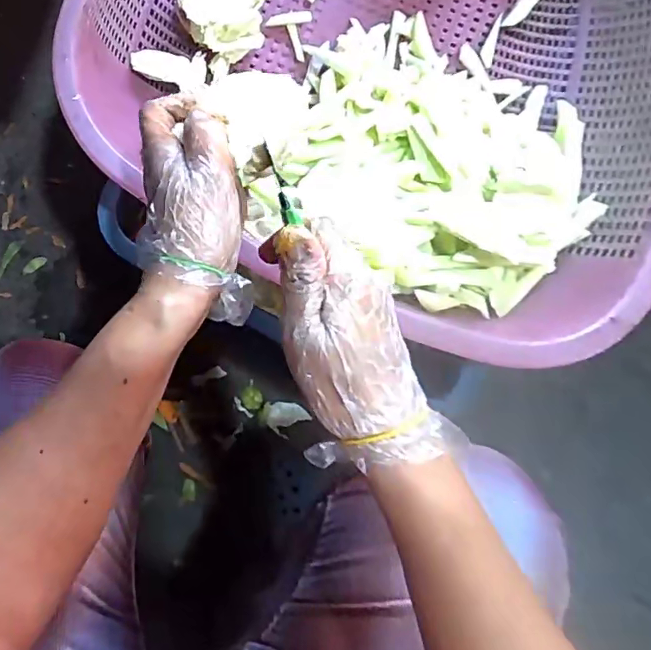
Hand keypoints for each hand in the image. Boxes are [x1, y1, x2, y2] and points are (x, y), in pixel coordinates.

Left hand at [137, 94, 242, 282]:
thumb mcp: (211, 171)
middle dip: (204, 125)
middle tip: (234, 132)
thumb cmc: (202, 223)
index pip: (154, 111)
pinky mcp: (181, 206)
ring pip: (189, 154)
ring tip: (241, 157)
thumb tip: (202, 112)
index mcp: (159, 153)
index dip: (180, 100)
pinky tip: (236, 184)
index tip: (211, 107)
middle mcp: (158, 168)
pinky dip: (216, 172)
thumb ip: (206, 134)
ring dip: (214, 150)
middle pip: (174, 131)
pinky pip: (197, 176)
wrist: (190, 276)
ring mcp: (169, 188)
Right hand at [277, 218, 461, 469]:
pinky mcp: (378, 308)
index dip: (290, 234)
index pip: (321, 226)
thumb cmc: (333, 378)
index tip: (268, 260)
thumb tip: (295, 231)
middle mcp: (369, 276)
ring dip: (311, 271)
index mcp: (349, 276)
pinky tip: (316, 315)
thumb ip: (300, 277)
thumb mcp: (303, 328)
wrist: (383, 423)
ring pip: (337, 261)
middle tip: (278, 286)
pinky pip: (347, 280)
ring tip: (294, 305)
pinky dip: (326, 286)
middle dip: (299, 252)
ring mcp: (377, 292)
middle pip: (330, 241)